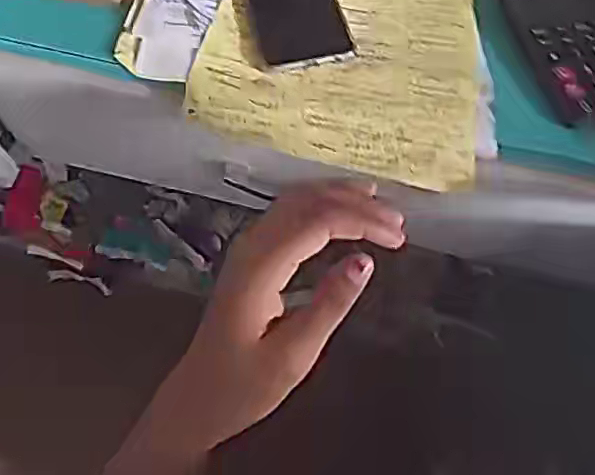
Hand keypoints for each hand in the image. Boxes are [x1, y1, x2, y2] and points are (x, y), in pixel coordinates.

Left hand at [106, 181, 405, 472]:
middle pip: (309, 201)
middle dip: (356, 204)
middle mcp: (253, 241)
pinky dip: (323, 202)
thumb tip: (365, 261)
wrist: (197, 398)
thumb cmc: (244, 385)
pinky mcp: (254, 247)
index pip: (319, 222)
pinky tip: (342, 208)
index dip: (362, 221)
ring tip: (378, 201)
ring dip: (340, 196)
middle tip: (397, 219)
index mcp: (261, 264)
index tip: (396, 236)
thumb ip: (330, 304)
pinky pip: (292, 209)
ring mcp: (250, 240)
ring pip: (299, 198)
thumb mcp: (294, 355)